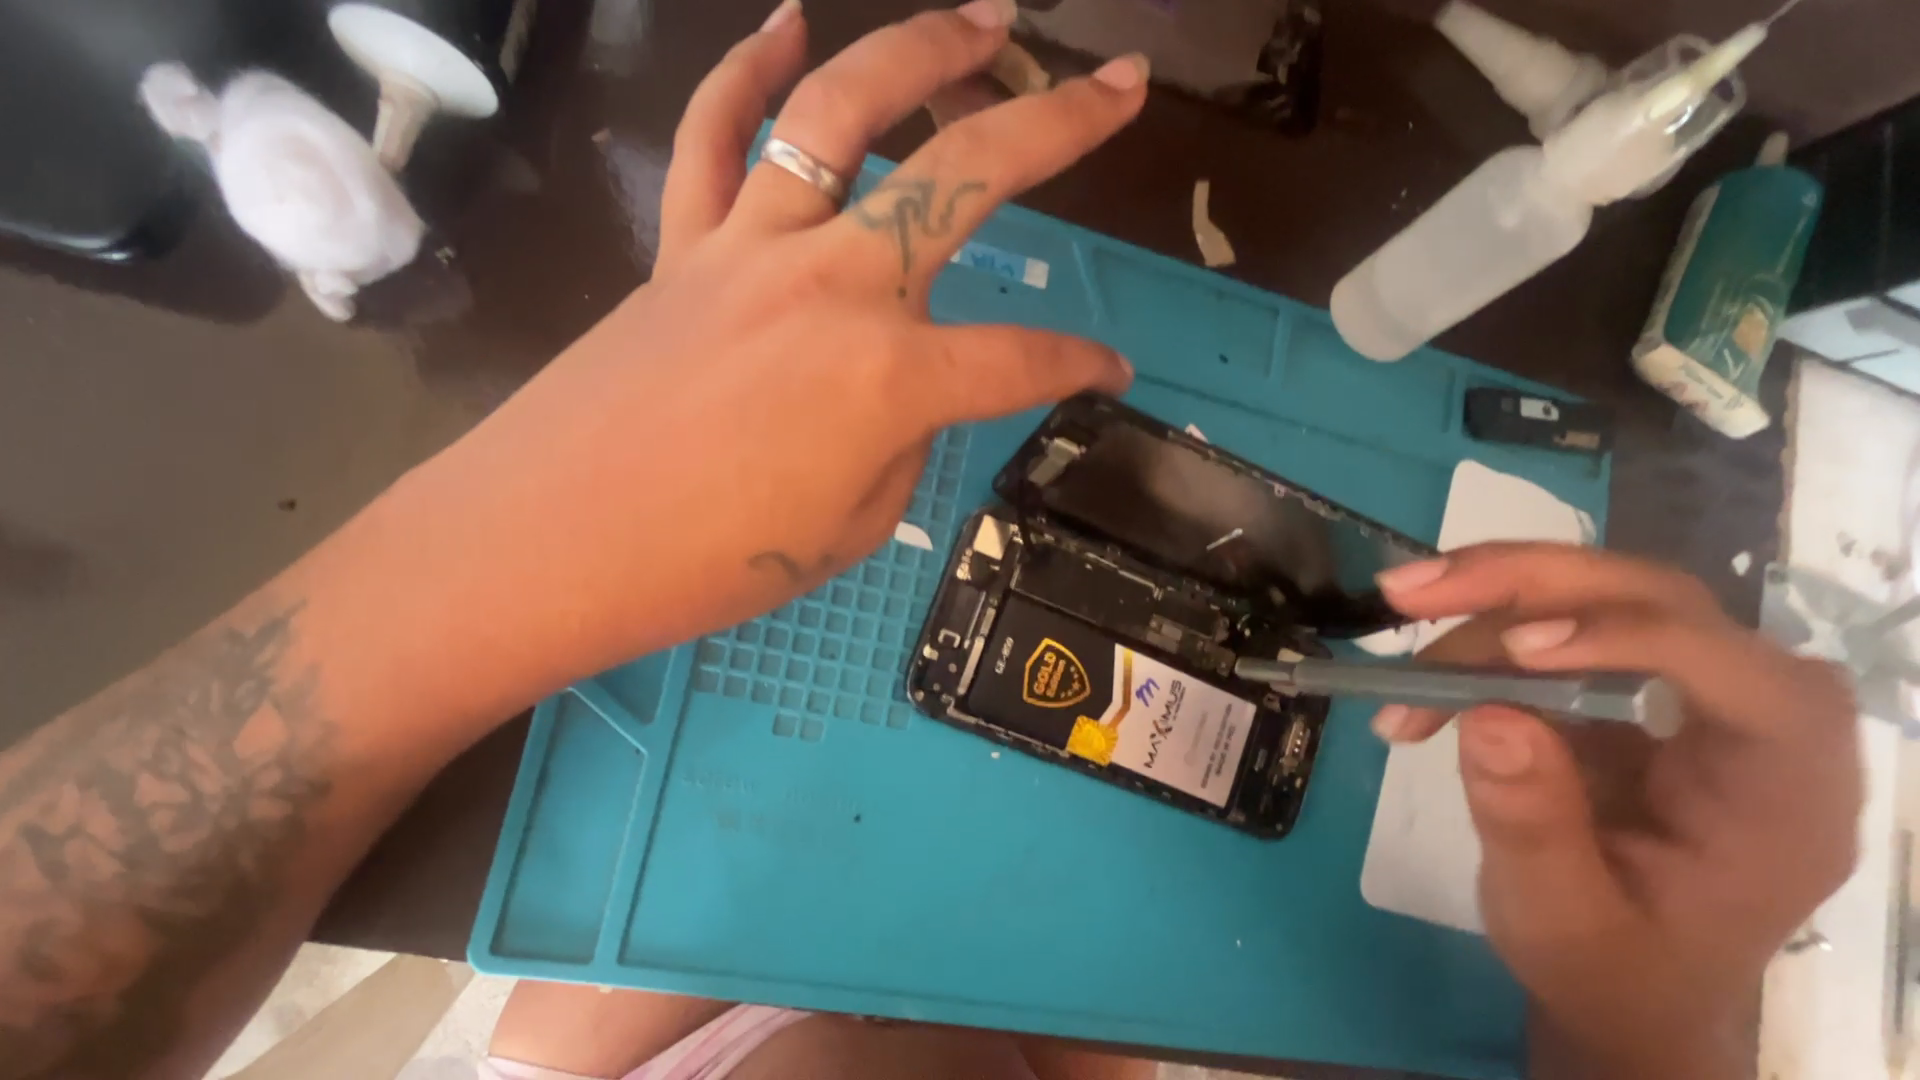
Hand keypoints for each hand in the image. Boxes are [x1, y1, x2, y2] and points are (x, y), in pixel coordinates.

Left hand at [407, 1, 1146, 680]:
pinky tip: (786, 20)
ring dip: (921, 51)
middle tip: (1120, 85)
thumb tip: (908, 388)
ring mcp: (751, 248)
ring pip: (840, 112)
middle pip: (964, 176)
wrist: (552, 547)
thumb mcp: (851, 522)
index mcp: (891, 377)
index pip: (1020, 361)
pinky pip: (715, 136)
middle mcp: (833, 285)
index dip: (1080, 368)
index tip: (1111, 373)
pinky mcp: (683, 245)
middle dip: (1059, 122)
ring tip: (982, 19)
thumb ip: (902, 438)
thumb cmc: (713, 563)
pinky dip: (747, 71)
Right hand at [1371, 544, 1860, 1078]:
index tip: (1516, 651)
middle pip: (1653, 602)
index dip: (1637, 640)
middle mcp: (1745, 720)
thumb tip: (1489, 717)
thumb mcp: (1561, 918)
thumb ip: (1532, 827)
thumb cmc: (1611, 967)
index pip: (1745, 680)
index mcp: (1780, 793)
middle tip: (1412, 592)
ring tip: (1395, 614)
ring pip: (1591, 596)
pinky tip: (1413, 686)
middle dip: (1524, 583)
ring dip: (1482, 597)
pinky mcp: (1619, 686)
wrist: (1618, 982)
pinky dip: (1471, 639)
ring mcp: (1680, 694)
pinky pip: (1547, 628)